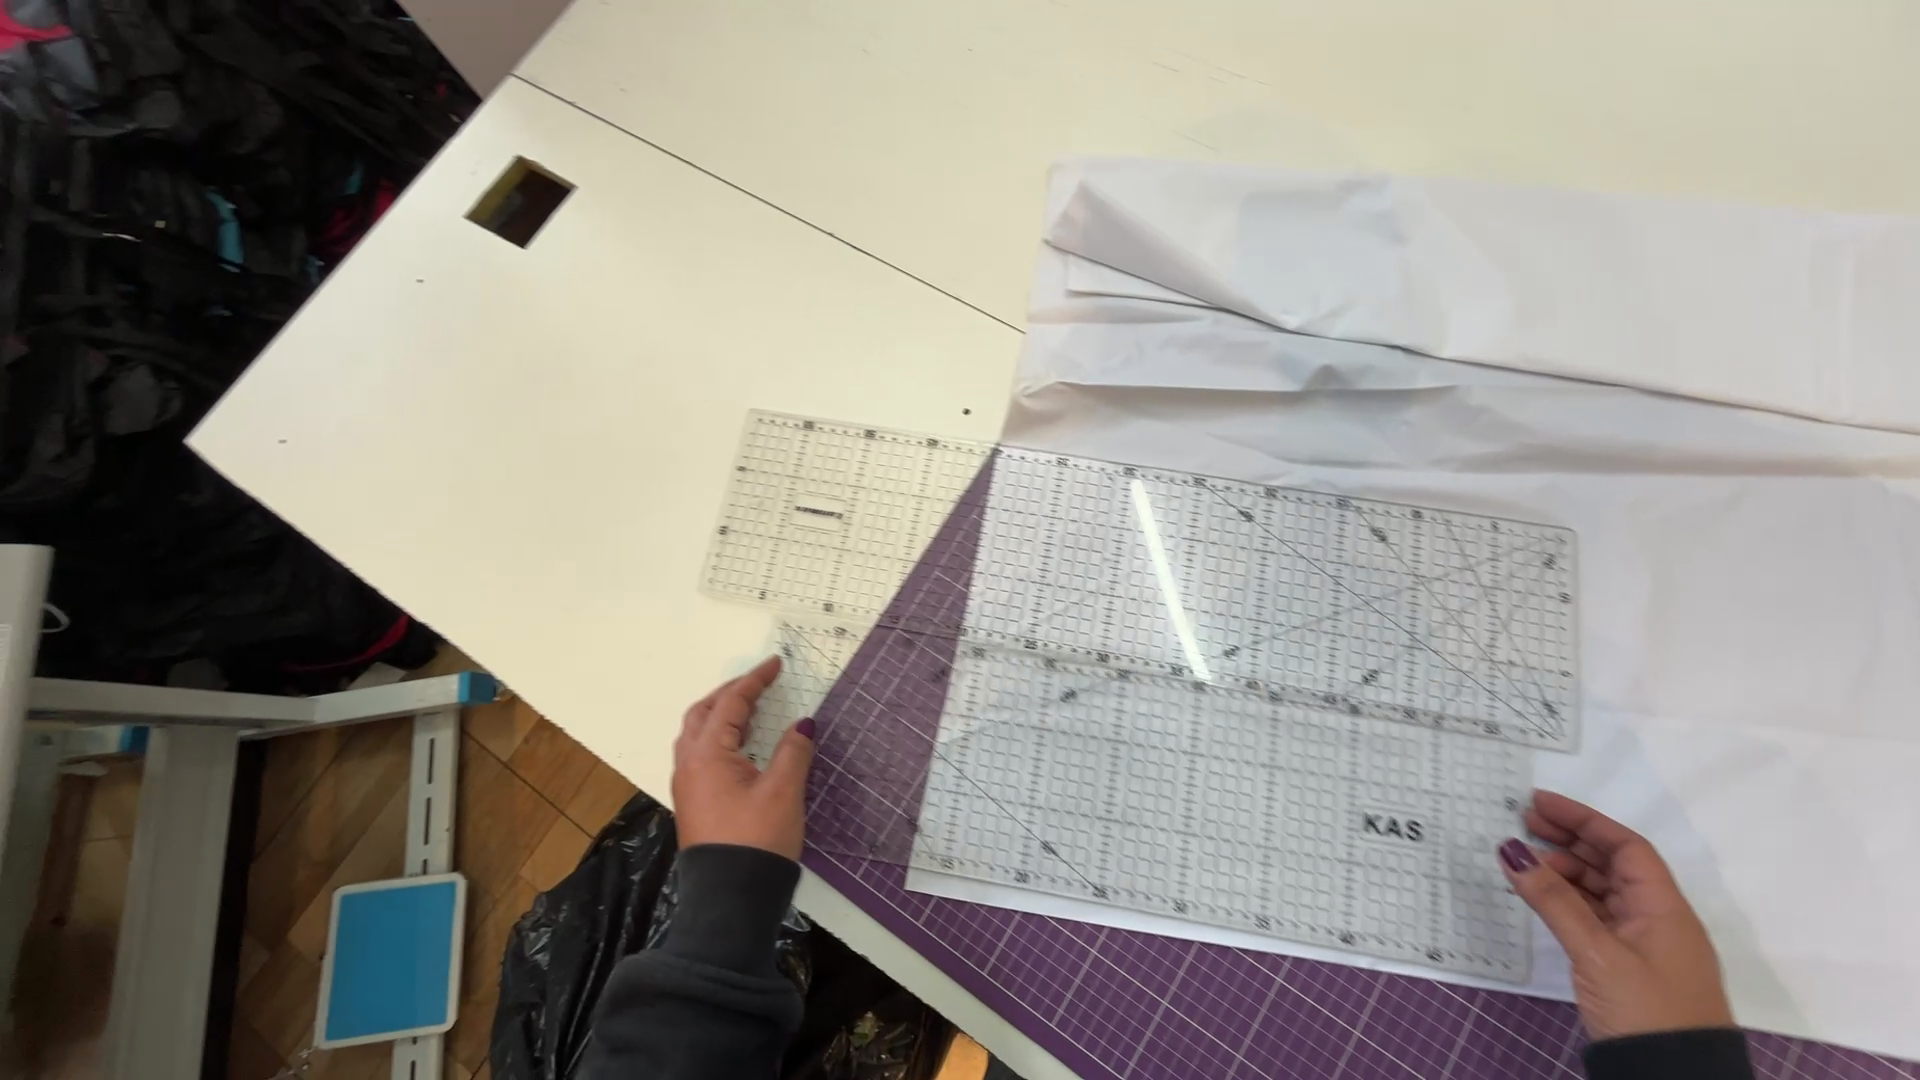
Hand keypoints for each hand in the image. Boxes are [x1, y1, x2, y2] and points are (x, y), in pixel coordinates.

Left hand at [671, 656, 815, 859]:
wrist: (731, 900)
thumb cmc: (758, 839)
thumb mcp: (783, 790)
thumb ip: (793, 750)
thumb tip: (803, 724)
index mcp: (708, 754)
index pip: (731, 704)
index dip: (754, 681)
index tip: (775, 664)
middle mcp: (690, 765)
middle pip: (703, 714)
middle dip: (730, 693)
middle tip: (758, 682)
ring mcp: (689, 786)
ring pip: (698, 735)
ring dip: (721, 715)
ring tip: (748, 708)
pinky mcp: (695, 804)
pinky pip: (701, 754)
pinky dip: (719, 737)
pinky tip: (741, 745)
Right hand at [1499, 790, 1734, 1040]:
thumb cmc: (1646, 1010)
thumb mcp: (1595, 952)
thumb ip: (1552, 899)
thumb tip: (1510, 849)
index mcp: (1664, 910)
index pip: (1626, 847)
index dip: (1584, 820)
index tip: (1538, 802)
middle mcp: (1657, 919)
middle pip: (1613, 863)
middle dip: (1569, 838)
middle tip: (1522, 819)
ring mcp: (1642, 943)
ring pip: (1601, 888)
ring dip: (1564, 867)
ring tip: (1523, 856)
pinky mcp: (1625, 963)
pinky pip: (1593, 912)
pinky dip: (1564, 895)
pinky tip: (1538, 891)